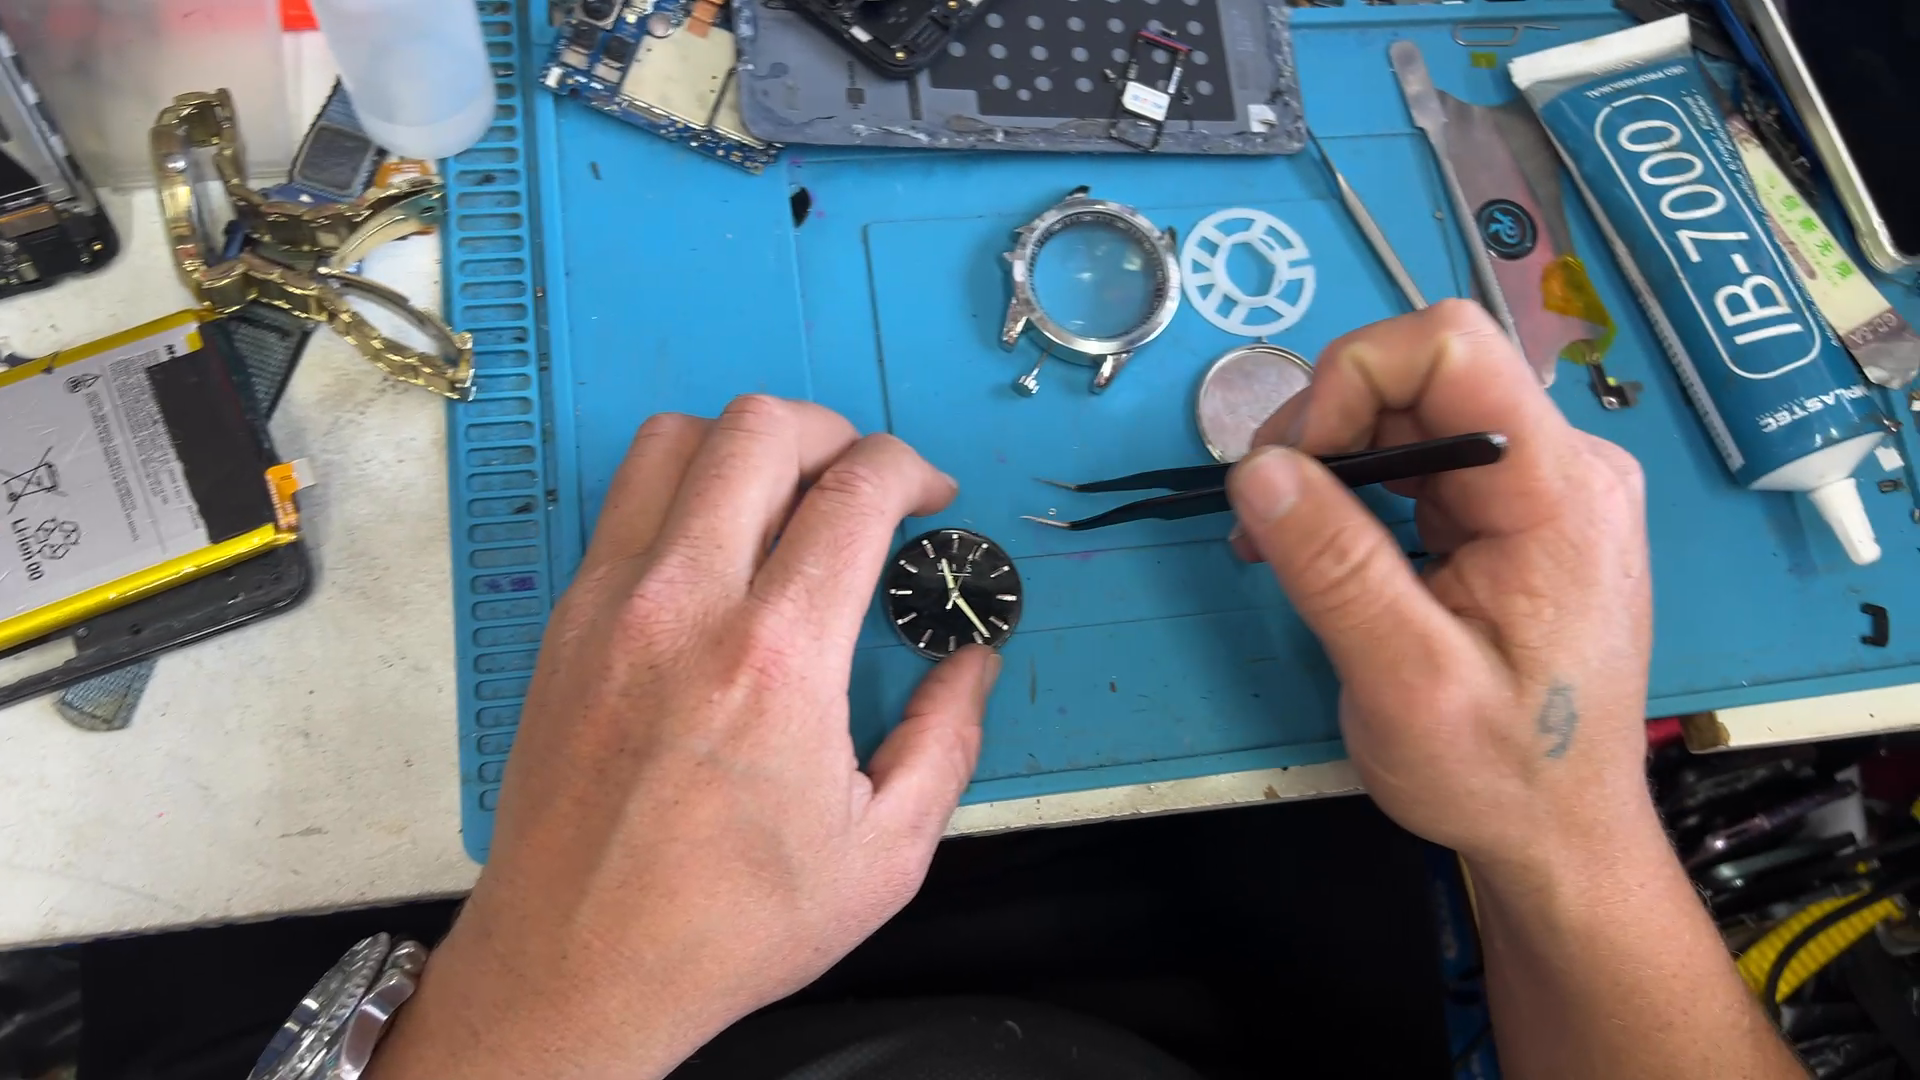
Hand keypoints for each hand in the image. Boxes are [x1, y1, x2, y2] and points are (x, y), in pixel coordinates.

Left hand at [371, 396, 1001, 1078]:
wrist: (570, 973)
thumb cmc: (732, 923)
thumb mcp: (887, 852)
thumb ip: (950, 737)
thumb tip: (974, 660)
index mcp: (780, 657)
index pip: (855, 491)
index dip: (910, 469)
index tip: (932, 495)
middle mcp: (686, 603)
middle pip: (762, 431)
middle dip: (838, 434)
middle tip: (867, 484)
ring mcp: (611, 600)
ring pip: (681, 438)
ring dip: (754, 444)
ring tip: (793, 493)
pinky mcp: (567, 617)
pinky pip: (629, 494)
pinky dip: (691, 481)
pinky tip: (724, 540)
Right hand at [1226, 301, 1654, 872]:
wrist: (1552, 831)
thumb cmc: (1493, 769)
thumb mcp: (1404, 679)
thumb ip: (1334, 567)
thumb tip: (1256, 469)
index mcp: (1554, 490)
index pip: (1447, 348)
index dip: (1346, 383)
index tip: (1294, 474)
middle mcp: (1551, 464)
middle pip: (1410, 376)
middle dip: (1316, 431)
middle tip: (1265, 521)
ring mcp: (1523, 485)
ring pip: (1395, 412)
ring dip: (1317, 462)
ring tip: (1275, 542)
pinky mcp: (1493, 511)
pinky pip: (1400, 457)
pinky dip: (1337, 487)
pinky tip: (1307, 543)